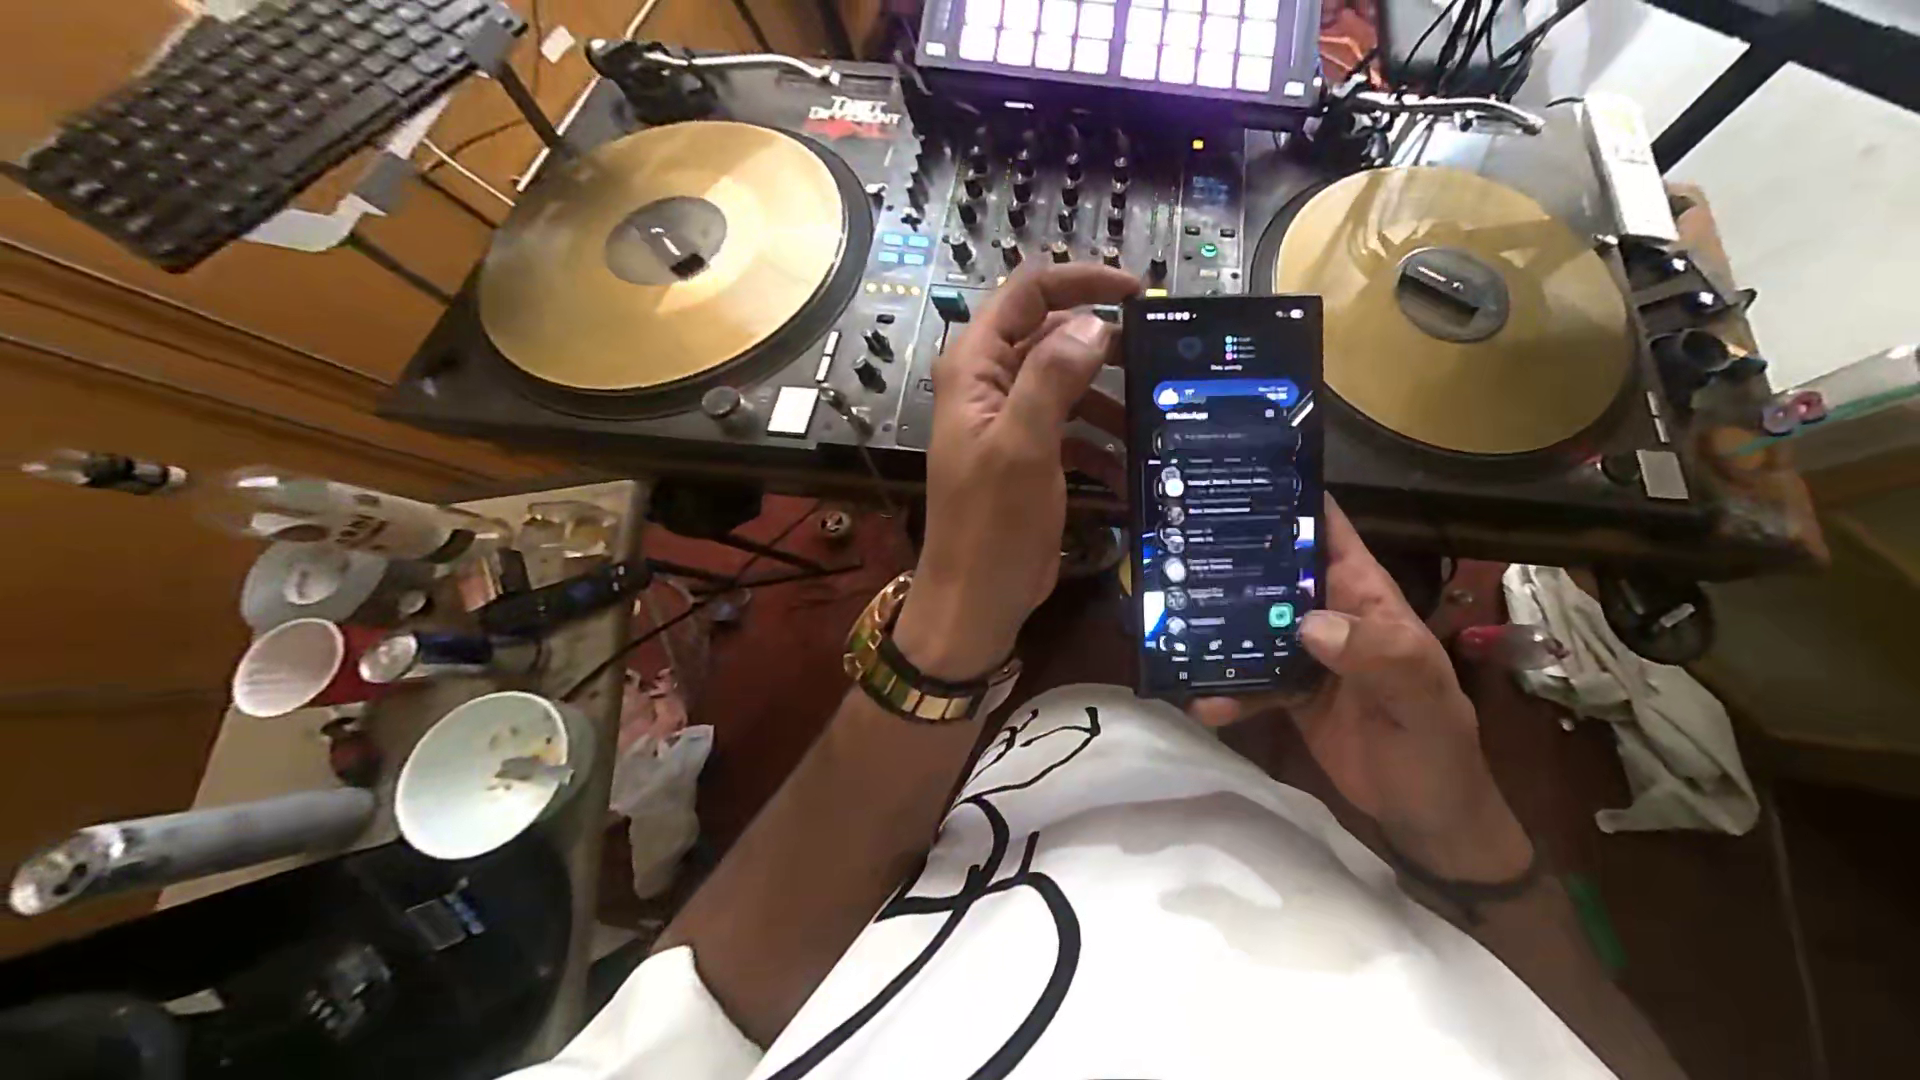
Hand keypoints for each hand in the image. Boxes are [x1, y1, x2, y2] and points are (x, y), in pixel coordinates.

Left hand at [892, 264, 1140, 679]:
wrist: (976, 598)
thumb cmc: (991, 524)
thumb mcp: (1022, 446)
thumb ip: (1051, 377)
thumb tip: (1092, 323)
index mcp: (975, 369)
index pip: (1026, 295)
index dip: (1080, 283)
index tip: (1137, 294)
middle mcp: (991, 386)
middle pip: (1053, 339)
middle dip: (1104, 349)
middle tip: (1158, 363)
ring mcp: (1011, 422)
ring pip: (1070, 387)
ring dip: (1110, 403)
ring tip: (1150, 423)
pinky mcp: (1030, 457)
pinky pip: (1072, 431)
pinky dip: (1101, 444)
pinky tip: (1128, 467)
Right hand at [1189, 498, 1533, 882]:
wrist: (1424, 818)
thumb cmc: (1438, 751)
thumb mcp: (1423, 702)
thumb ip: (1379, 658)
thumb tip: (1308, 624)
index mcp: (1366, 598)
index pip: (1328, 532)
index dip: (1289, 499)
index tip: (1237, 478)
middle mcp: (1329, 615)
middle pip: (1274, 571)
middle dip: (1230, 556)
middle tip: (1175, 545)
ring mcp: (1303, 652)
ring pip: (1251, 620)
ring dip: (1214, 621)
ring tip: (1169, 621)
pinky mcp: (1284, 688)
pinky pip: (1245, 676)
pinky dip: (1222, 686)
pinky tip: (1200, 700)